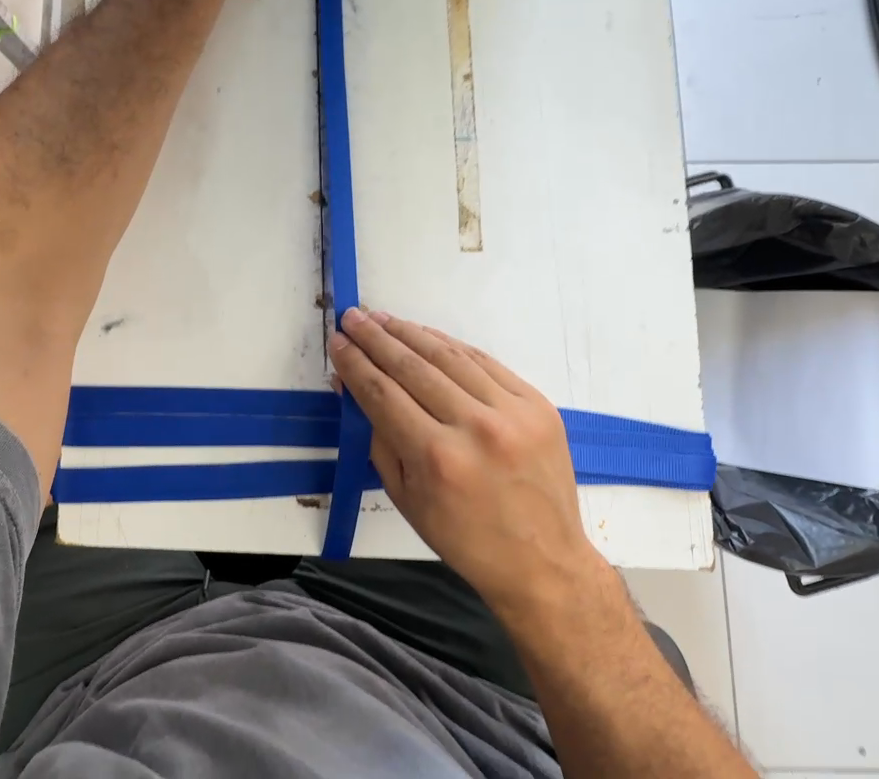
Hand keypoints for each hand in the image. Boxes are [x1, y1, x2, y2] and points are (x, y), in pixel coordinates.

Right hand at [329, 307, 611, 621]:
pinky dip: (450, 345)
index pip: (382, 393)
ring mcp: (511, 413)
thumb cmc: (463, 538)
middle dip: (376, 339)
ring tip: (383, 318)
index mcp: (436, 457)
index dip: (355, 364)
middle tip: (353, 317)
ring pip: (449, 357)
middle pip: (412, 367)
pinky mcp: (537, 405)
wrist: (542, 561)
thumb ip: (376, 436)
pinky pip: (485, 363)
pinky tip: (426, 335)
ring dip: (410, 332)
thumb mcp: (404, 496)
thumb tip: (351, 385)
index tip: (337, 342)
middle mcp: (474, 428)